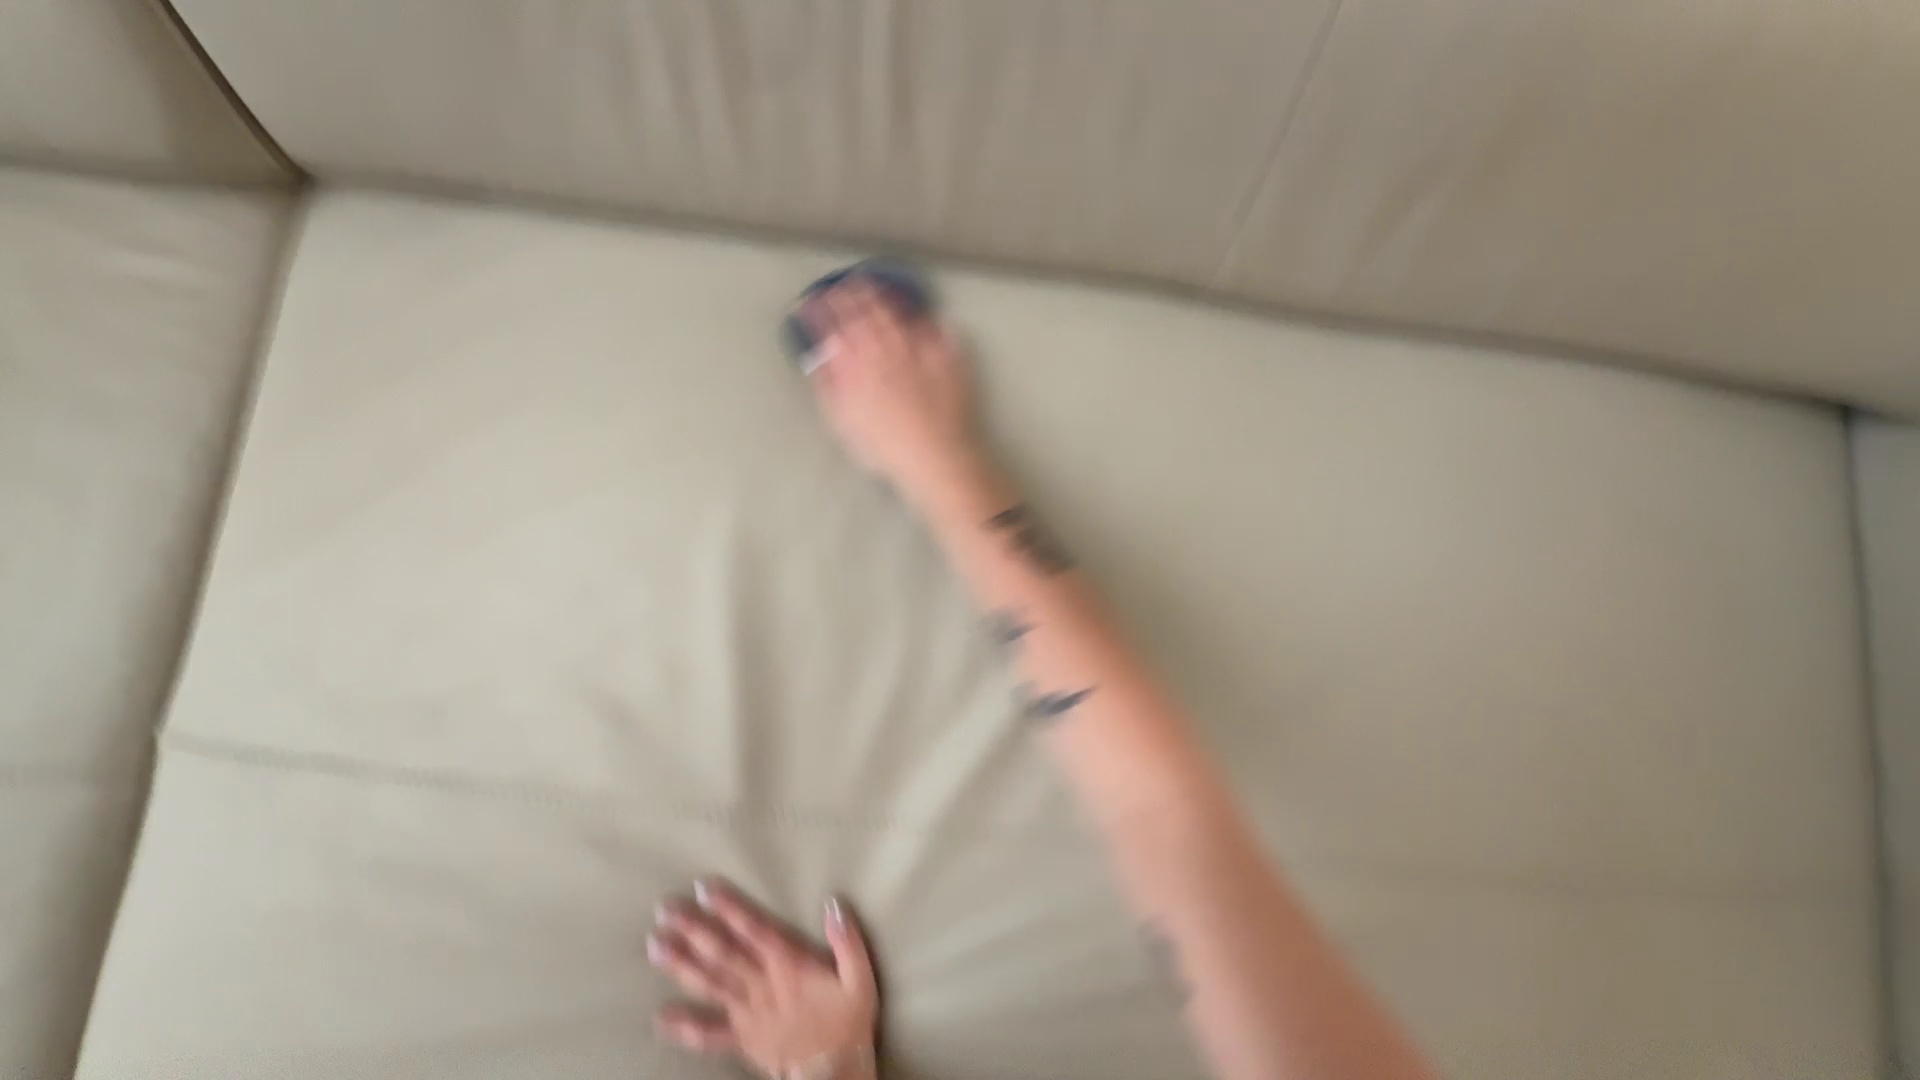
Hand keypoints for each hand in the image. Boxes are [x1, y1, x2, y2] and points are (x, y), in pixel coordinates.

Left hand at [650, 879, 878, 1079]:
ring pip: (709, 984)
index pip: (753, 929)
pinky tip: (659, 1019)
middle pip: (722, 953)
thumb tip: (833, 903)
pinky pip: (709, 1035)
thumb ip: (847, 939)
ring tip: (654, 946)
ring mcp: (747, 1014)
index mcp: (788, 965)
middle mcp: (760, 985)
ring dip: (680, 965)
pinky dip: (684, 1027)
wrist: (834, 1075)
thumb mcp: (860, 977)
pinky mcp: (741, 1040)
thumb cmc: (848, 1021)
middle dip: (692, 929)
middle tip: (664, 910)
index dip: (729, 908)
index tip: (703, 889)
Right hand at [804, 280, 975, 493]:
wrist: (934, 455)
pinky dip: (931, 322)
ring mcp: (918, 352)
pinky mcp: (947, 360)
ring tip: (877, 288)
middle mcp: (885, 351)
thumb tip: (819, 359)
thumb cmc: (884, 447)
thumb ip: (828, 384)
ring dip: (885, 299)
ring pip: (898, 317)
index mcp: (856, 364)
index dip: (823, 310)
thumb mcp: (843, 421)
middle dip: (853, 295)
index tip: (815, 299)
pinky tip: (929, 316)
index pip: (834, 327)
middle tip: (846, 283)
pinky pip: (939, 333)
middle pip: (866, 315)